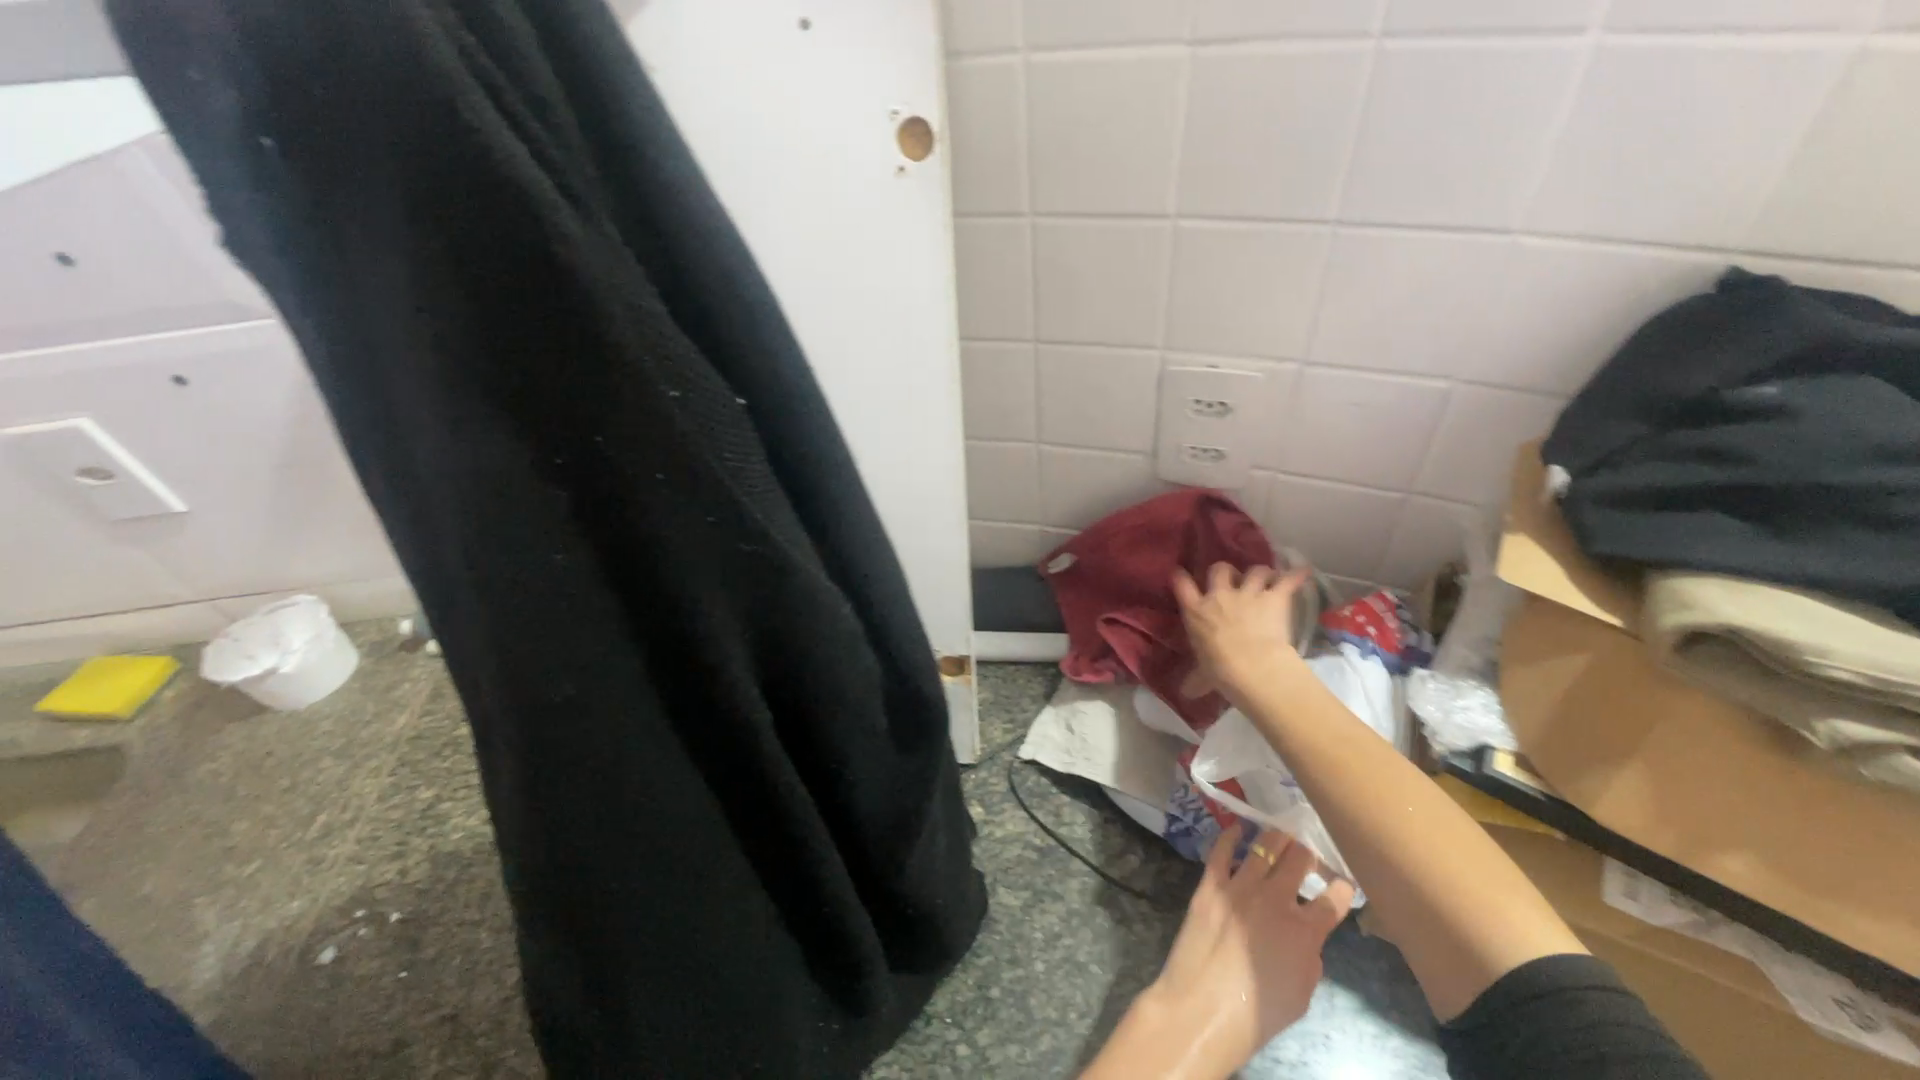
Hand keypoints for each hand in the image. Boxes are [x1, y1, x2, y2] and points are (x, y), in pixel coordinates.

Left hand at [1083, 825, 1355, 1079]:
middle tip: (1309, 849)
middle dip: (1308, 852)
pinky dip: (1231, 837)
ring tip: (1283, 831)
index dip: (1343, 888)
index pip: (1334, 899)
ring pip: (1264, 848)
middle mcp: (1275, 900)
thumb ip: (1309, 958)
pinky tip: (1238, 829)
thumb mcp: (1303, 994)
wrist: (1202, 1008)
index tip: (1343, 882)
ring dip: (1277, 837)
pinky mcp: (1210, 886)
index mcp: (1305, 930)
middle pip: (1299, 860)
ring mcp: (1240, 888)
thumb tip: (1305, 939)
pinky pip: (1221, 852)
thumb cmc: (1257, 1013)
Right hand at [1173, 562, 1312, 703]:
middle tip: (1232, 578)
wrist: (1252, 666)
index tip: (1181, 573)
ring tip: (1266, 578)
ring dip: (1261, 573)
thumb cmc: (1220, 671)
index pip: (1182, 585)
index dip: (1181, 577)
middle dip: (1225, 570)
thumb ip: (1196, 679)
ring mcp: (1248, 594)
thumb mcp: (1203, 675)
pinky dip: (1296, 575)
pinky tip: (1303, 572)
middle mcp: (1220, 596)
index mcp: (1197, 612)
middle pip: (1220, 569)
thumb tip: (1186, 693)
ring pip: (1255, 571)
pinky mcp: (1274, 597)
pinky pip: (1287, 580)